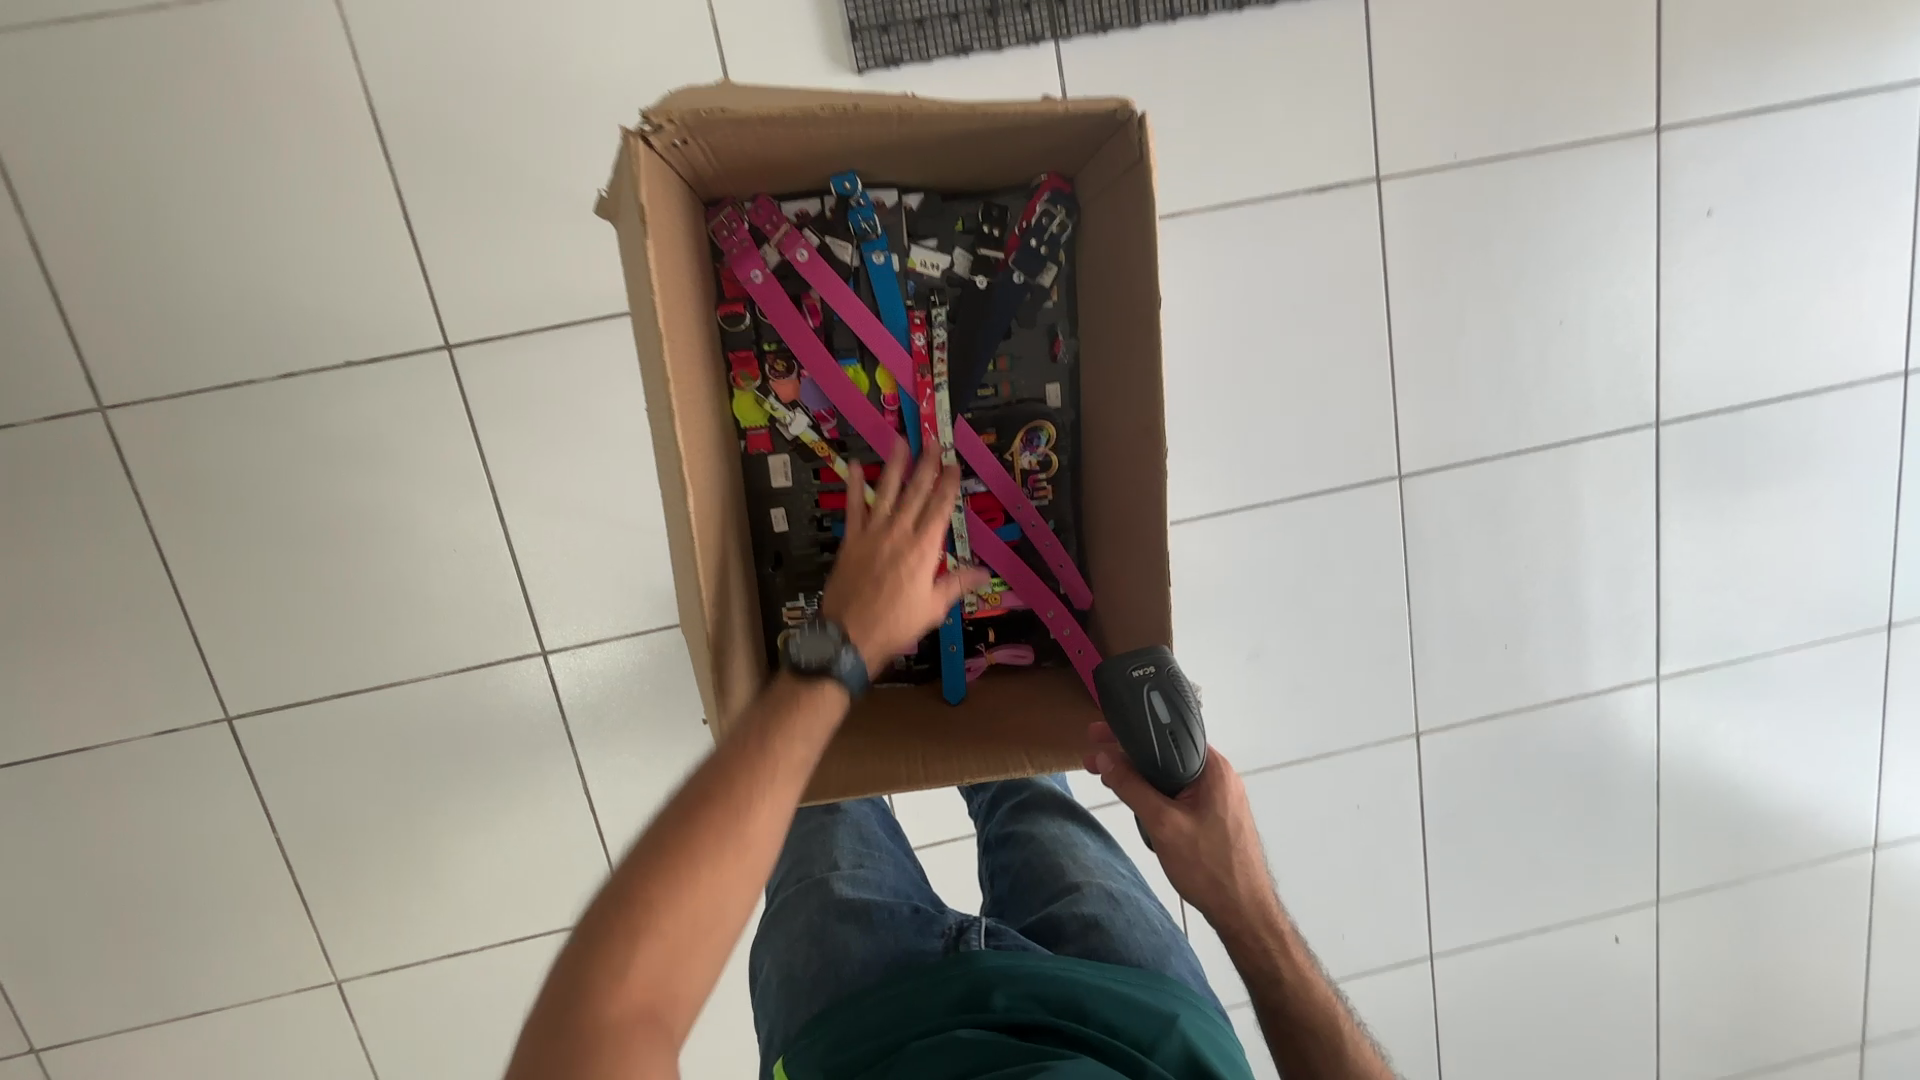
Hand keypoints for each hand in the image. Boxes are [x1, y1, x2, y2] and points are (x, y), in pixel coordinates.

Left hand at [820, 440, 990, 675]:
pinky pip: (853, 507)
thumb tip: (983, 571)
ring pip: (885, 491)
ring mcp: (872, 533)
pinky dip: (853, 485)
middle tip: (933, 442)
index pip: (940, 508)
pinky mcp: (851, 540)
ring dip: (894, 465)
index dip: (948, 484)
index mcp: (924, 548)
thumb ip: (956, 584)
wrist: (850, 635)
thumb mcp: (934, 608)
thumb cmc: (897, 625)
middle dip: (926, 465)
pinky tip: (853, 464)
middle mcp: (900, 533)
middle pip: (916, 492)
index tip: (954, 465)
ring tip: (900, 441)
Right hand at [1084, 723, 1278, 929]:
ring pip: (1170, 774)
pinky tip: (1133, 798)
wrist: (1245, 915)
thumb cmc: (1208, 867)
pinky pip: (1178, 792)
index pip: (1166, 734)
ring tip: (1105, 776)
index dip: (1128, 732)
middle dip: (1127, 755)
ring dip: (1138, 775)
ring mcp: (1218, 796)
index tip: (1099, 733)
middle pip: (1165, 753)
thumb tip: (1103, 757)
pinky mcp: (1214, 814)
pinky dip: (1154, 791)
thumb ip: (1132, 787)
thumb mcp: (1162, 824)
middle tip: (1092, 757)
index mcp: (1213, 768)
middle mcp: (1219, 775)